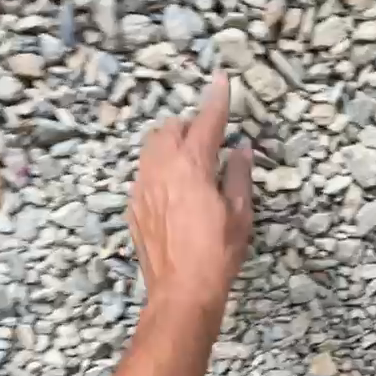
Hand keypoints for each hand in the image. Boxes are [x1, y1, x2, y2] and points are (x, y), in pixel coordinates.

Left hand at [127, 72, 253, 314]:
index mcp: (191, 165)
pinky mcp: (134, 209)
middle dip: (190, 127)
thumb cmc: (216, 256)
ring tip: (190, 165)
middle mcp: (161, 169)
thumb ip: (239, 175)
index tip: (222, 81)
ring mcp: (142, 189)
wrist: (181, 294)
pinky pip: (145, 176)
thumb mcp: (240, 215)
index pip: (206, 121)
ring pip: (152, 149)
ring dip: (172, 147)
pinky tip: (175, 193)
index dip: (217, 99)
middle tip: (209, 140)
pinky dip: (160, 173)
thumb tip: (240, 151)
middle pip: (171, 129)